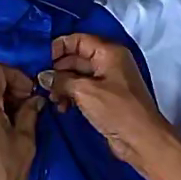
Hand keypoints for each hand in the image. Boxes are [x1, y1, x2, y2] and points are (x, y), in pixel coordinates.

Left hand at [0, 63, 41, 179]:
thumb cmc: (3, 174)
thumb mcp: (25, 141)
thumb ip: (29, 113)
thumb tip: (34, 100)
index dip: (16, 76)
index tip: (30, 93)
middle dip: (10, 84)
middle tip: (26, 103)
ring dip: (1, 95)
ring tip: (18, 116)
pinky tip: (6, 125)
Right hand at [48, 34, 178, 168]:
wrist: (141, 139)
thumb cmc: (117, 110)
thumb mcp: (86, 92)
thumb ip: (62, 80)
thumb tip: (43, 76)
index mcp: (109, 52)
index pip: (79, 40)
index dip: (58, 47)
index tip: (39, 60)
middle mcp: (109, 62)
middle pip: (77, 57)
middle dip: (58, 69)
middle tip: (40, 83)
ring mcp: (108, 80)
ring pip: (78, 75)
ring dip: (63, 85)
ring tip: (51, 98)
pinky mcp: (106, 97)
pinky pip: (84, 89)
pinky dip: (71, 95)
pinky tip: (61, 107)